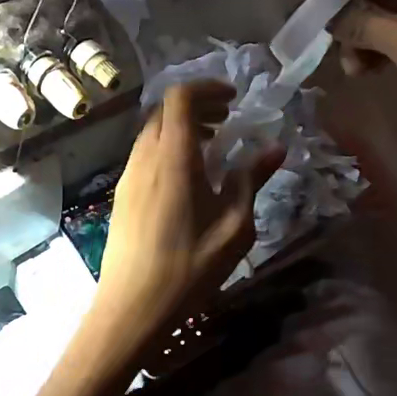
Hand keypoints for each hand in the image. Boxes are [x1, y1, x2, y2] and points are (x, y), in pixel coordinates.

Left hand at [93, 81, 284, 349]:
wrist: (132, 307)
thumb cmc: (189, 268)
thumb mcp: (234, 227)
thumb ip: (251, 181)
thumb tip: (275, 149)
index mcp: (173, 158)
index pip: (180, 98)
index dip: (207, 88)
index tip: (233, 100)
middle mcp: (144, 159)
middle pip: (164, 112)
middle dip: (197, 106)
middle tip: (227, 121)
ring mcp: (128, 178)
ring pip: (152, 134)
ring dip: (181, 130)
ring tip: (211, 150)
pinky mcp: (121, 197)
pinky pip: (144, 157)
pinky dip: (167, 150)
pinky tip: (187, 180)